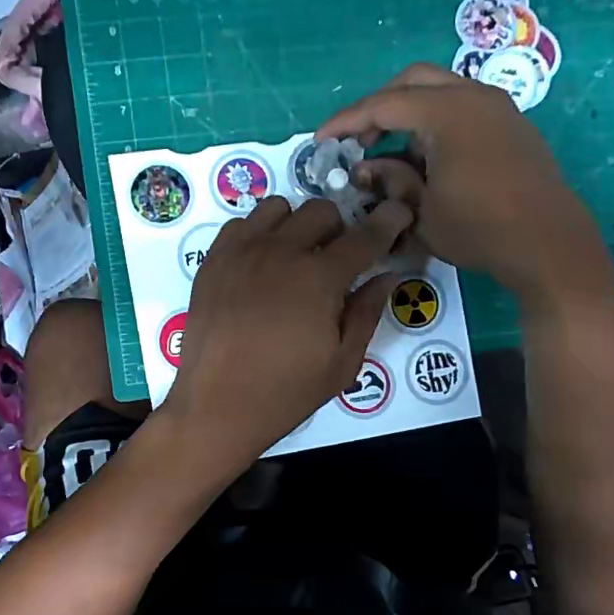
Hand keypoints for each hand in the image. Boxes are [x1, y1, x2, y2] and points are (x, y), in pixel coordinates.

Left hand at [161, 195, 407, 467]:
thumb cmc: (287, 391)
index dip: (388, 221)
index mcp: (320, 278)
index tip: (399, 212)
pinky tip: (263, 266)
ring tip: (297, 259)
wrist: (218, 405)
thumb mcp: (342, 363)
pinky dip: (261, 234)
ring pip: (280, 208)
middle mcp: (281, 251)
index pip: (365, 236)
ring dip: (298, 226)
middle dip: (340, 229)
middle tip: (338, 261)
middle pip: (322, 211)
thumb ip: (367, 314)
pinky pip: (243, 224)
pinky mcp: (214, 260)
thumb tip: (386, 277)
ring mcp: (242, 251)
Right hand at [317, 64, 613, 301]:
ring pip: (444, 92)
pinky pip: (466, 110)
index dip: (348, 122)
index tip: (322, 140)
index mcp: (447, 110)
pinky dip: (439, 124)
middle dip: (381, 106)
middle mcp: (475, 96)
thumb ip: (392, 182)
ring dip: (412, 114)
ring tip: (393, 151)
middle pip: (415, 82)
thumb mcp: (423, 212)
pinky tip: (431, 158)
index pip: (384, 104)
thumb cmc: (480, 229)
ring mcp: (500, 109)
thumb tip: (368, 169)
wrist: (549, 243)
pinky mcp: (514, 128)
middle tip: (360, 138)